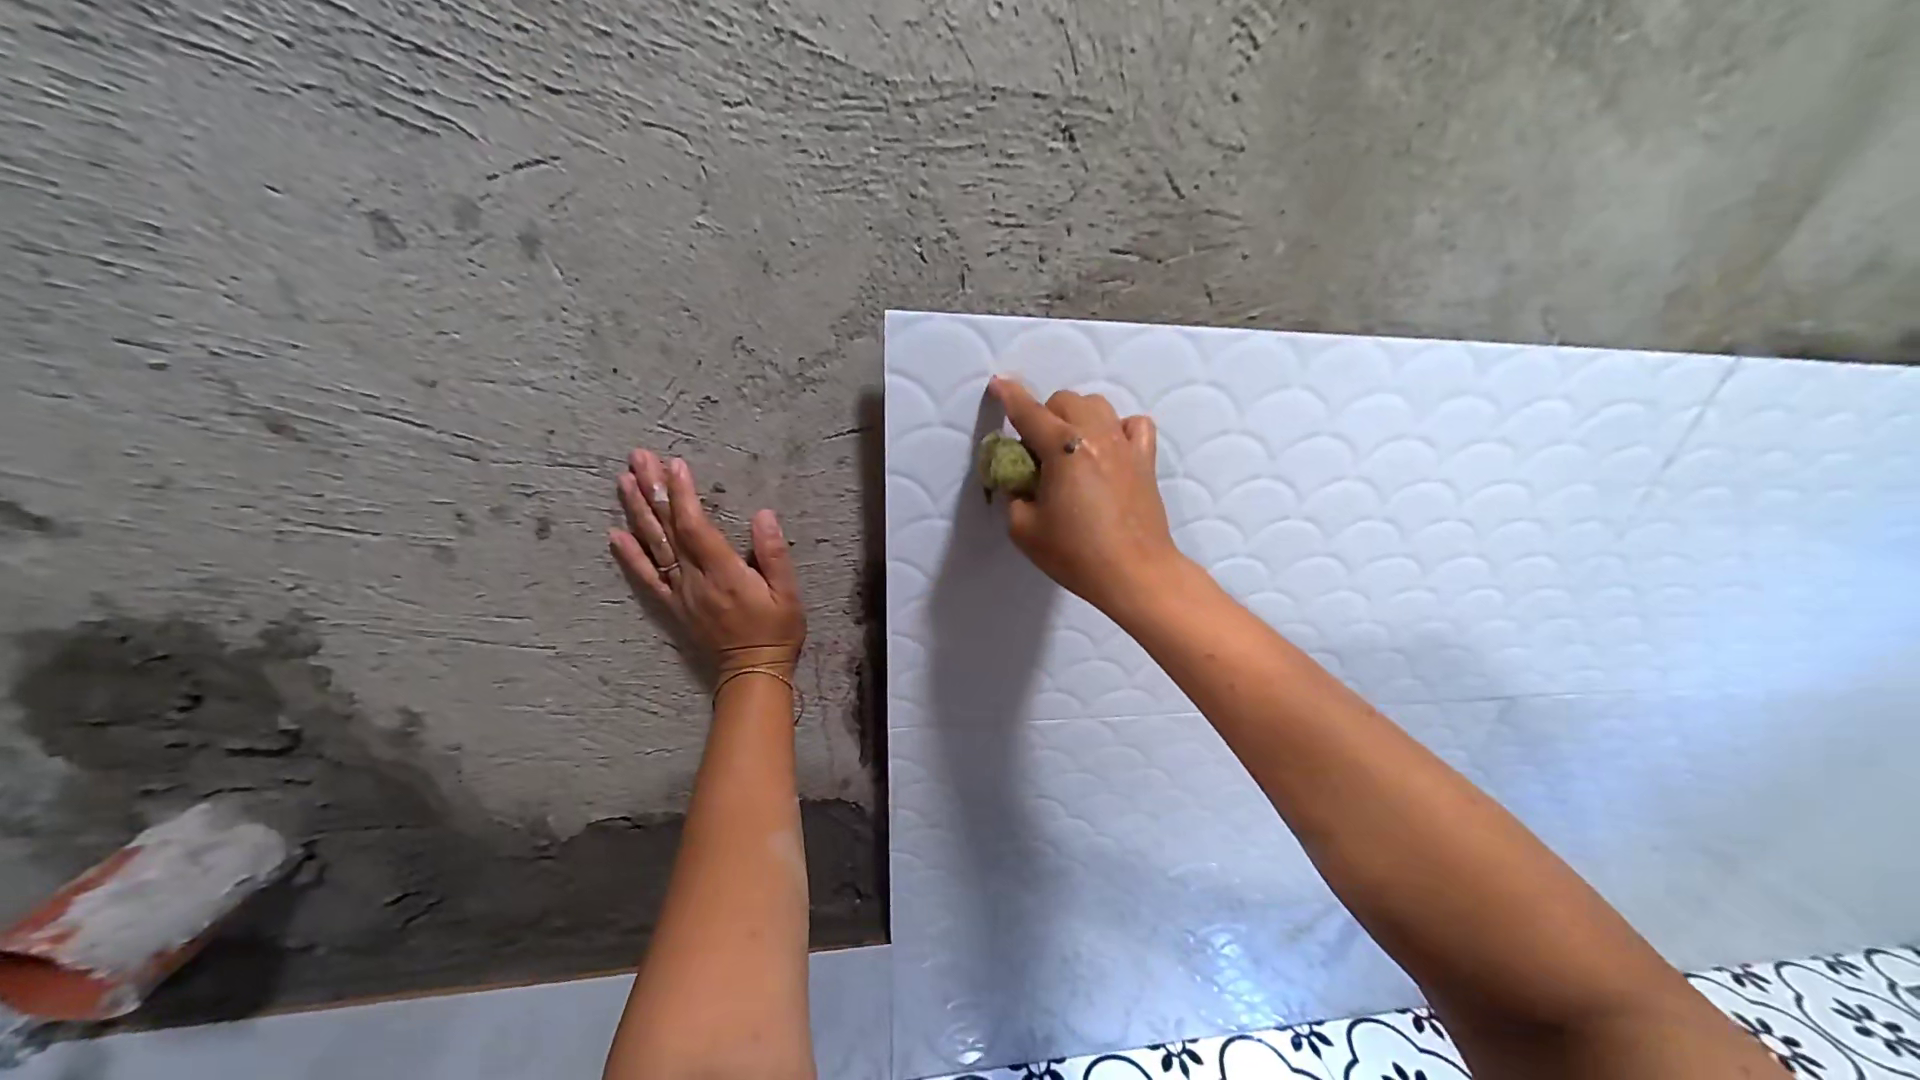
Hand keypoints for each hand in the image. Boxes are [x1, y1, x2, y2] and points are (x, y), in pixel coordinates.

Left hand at [610, 449, 805, 678]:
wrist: (753, 672)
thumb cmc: (777, 630)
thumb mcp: (788, 593)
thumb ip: (774, 553)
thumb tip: (763, 515)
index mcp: (725, 573)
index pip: (696, 527)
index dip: (683, 495)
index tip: (675, 465)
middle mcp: (695, 580)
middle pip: (669, 529)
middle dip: (654, 491)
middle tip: (638, 457)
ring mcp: (680, 593)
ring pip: (654, 547)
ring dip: (638, 512)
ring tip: (623, 481)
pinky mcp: (674, 607)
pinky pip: (647, 579)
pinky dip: (630, 556)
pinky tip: (615, 533)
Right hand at [987, 376, 1187, 617]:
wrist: (1134, 573)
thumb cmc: (1076, 554)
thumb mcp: (1024, 529)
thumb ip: (1014, 496)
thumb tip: (1019, 482)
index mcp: (1062, 449)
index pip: (1029, 413)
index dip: (1010, 397)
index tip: (998, 384)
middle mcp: (1096, 436)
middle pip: (1065, 401)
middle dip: (1045, 415)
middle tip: (1037, 450)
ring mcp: (1125, 446)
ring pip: (1098, 406)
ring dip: (1077, 416)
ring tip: (1070, 447)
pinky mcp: (1145, 461)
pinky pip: (1134, 425)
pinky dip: (1118, 427)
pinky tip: (1109, 448)